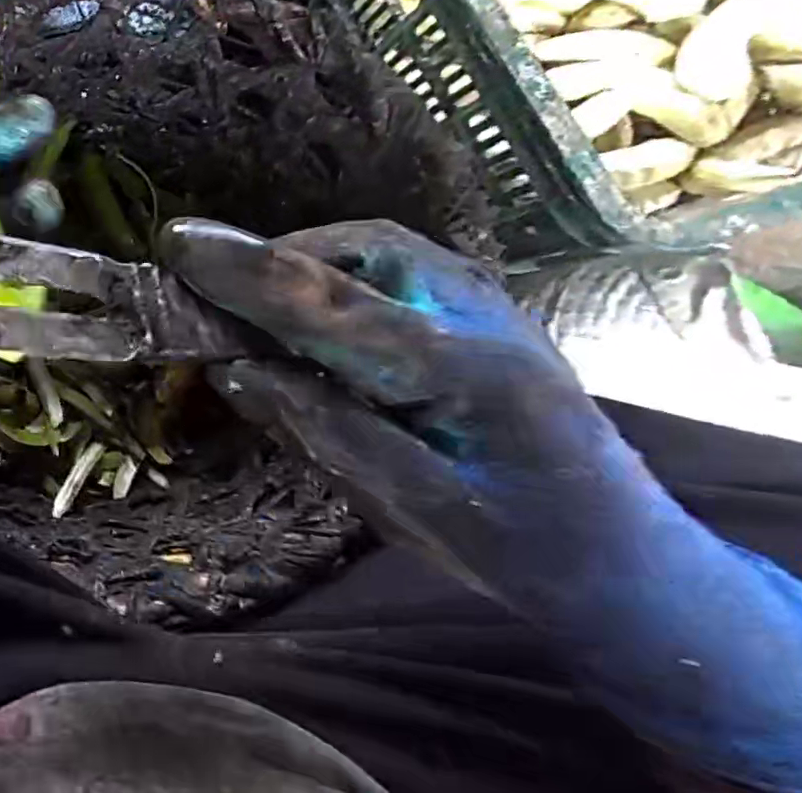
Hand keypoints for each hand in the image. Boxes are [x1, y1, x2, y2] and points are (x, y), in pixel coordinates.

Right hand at [158, 219, 801, 790]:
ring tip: (237, 294)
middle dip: (265, 259)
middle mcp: (480, 315)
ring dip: (290, 261)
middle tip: (196, 277)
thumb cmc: (518, 547)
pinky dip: (317, 269)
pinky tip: (293, 303)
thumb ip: (321, 430)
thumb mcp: (412, 509)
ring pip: (364, 246)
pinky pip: (376, 261)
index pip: (334, 307)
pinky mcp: (467, 301)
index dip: (247, 274)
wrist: (625, 555)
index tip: (176, 245)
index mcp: (472, 377)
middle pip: (353, 254)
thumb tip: (231, 369)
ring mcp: (481, 299)